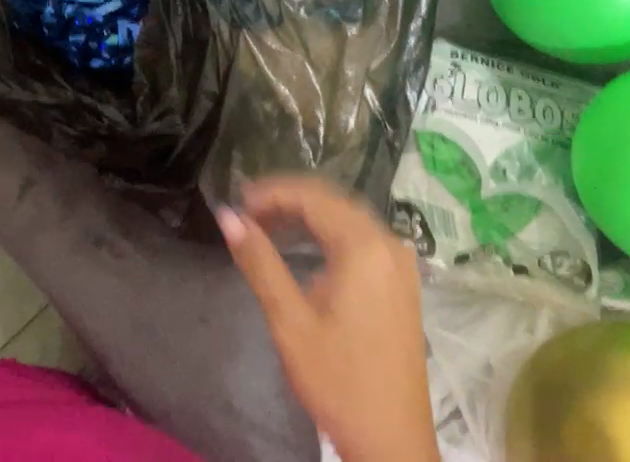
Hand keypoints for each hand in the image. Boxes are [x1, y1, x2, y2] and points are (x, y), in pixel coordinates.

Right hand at [219, 178, 439, 461]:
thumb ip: (260, 263)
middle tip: (247, 212)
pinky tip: (305, 249)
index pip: (313, 197)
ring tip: (266, 226)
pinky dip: (330, 234)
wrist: (392, 441)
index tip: (236, 201)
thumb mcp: (290, 322)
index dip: (272, 192)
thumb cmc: (338, 381)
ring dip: (308, 216)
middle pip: (333, 202)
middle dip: (288, 200)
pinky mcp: (402, 283)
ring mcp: (400, 263)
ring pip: (348, 219)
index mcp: (364, 247)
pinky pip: (362, 239)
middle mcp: (389, 243)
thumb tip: (227, 216)